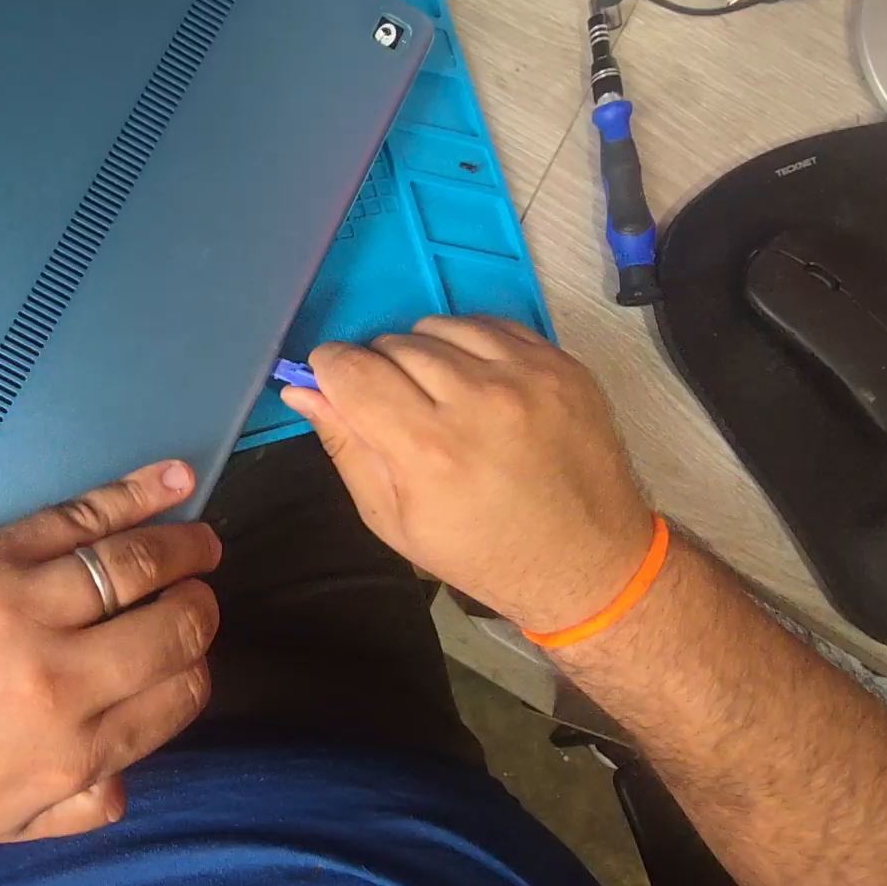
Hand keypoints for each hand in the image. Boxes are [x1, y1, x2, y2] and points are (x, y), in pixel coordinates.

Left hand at [0, 461, 220, 841]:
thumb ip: (77, 808)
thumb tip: (131, 777)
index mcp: (74, 750)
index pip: (177, 695)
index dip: (194, 668)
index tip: (186, 652)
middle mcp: (65, 679)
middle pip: (173, 628)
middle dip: (200, 609)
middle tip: (198, 594)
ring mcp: (29, 609)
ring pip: (138, 564)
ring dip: (186, 547)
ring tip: (204, 540)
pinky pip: (84, 519)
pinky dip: (139, 495)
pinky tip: (176, 481)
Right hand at [281, 316, 651, 633]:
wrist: (585, 561)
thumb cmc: (475, 550)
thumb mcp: (391, 517)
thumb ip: (344, 446)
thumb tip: (301, 391)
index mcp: (428, 450)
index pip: (351, 370)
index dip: (329, 370)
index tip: (332, 382)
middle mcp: (478, 401)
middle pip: (390, 345)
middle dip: (374, 368)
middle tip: (391, 406)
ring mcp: (527, 377)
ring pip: (436, 327)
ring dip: (419, 352)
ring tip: (434, 392)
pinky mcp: (560, 364)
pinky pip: (487, 323)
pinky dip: (464, 343)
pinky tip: (471, 379)